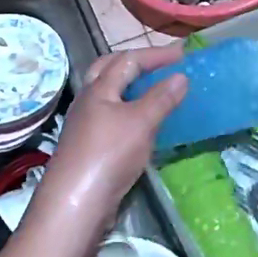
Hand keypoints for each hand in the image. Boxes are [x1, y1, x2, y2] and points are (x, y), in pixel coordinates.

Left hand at [34, 45, 188, 226]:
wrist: (76, 201)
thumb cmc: (108, 154)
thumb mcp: (140, 123)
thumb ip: (160, 98)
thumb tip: (180, 76)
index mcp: (98, 87)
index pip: (127, 60)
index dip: (155, 55)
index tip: (182, 55)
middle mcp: (88, 100)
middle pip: (109, 70)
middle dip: (135, 63)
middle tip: (161, 65)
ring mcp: (85, 123)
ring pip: (109, 94)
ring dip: (130, 87)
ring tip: (154, 91)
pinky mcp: (88, 145)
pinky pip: (111, 116)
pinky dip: (128, 110)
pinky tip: (142, 124)